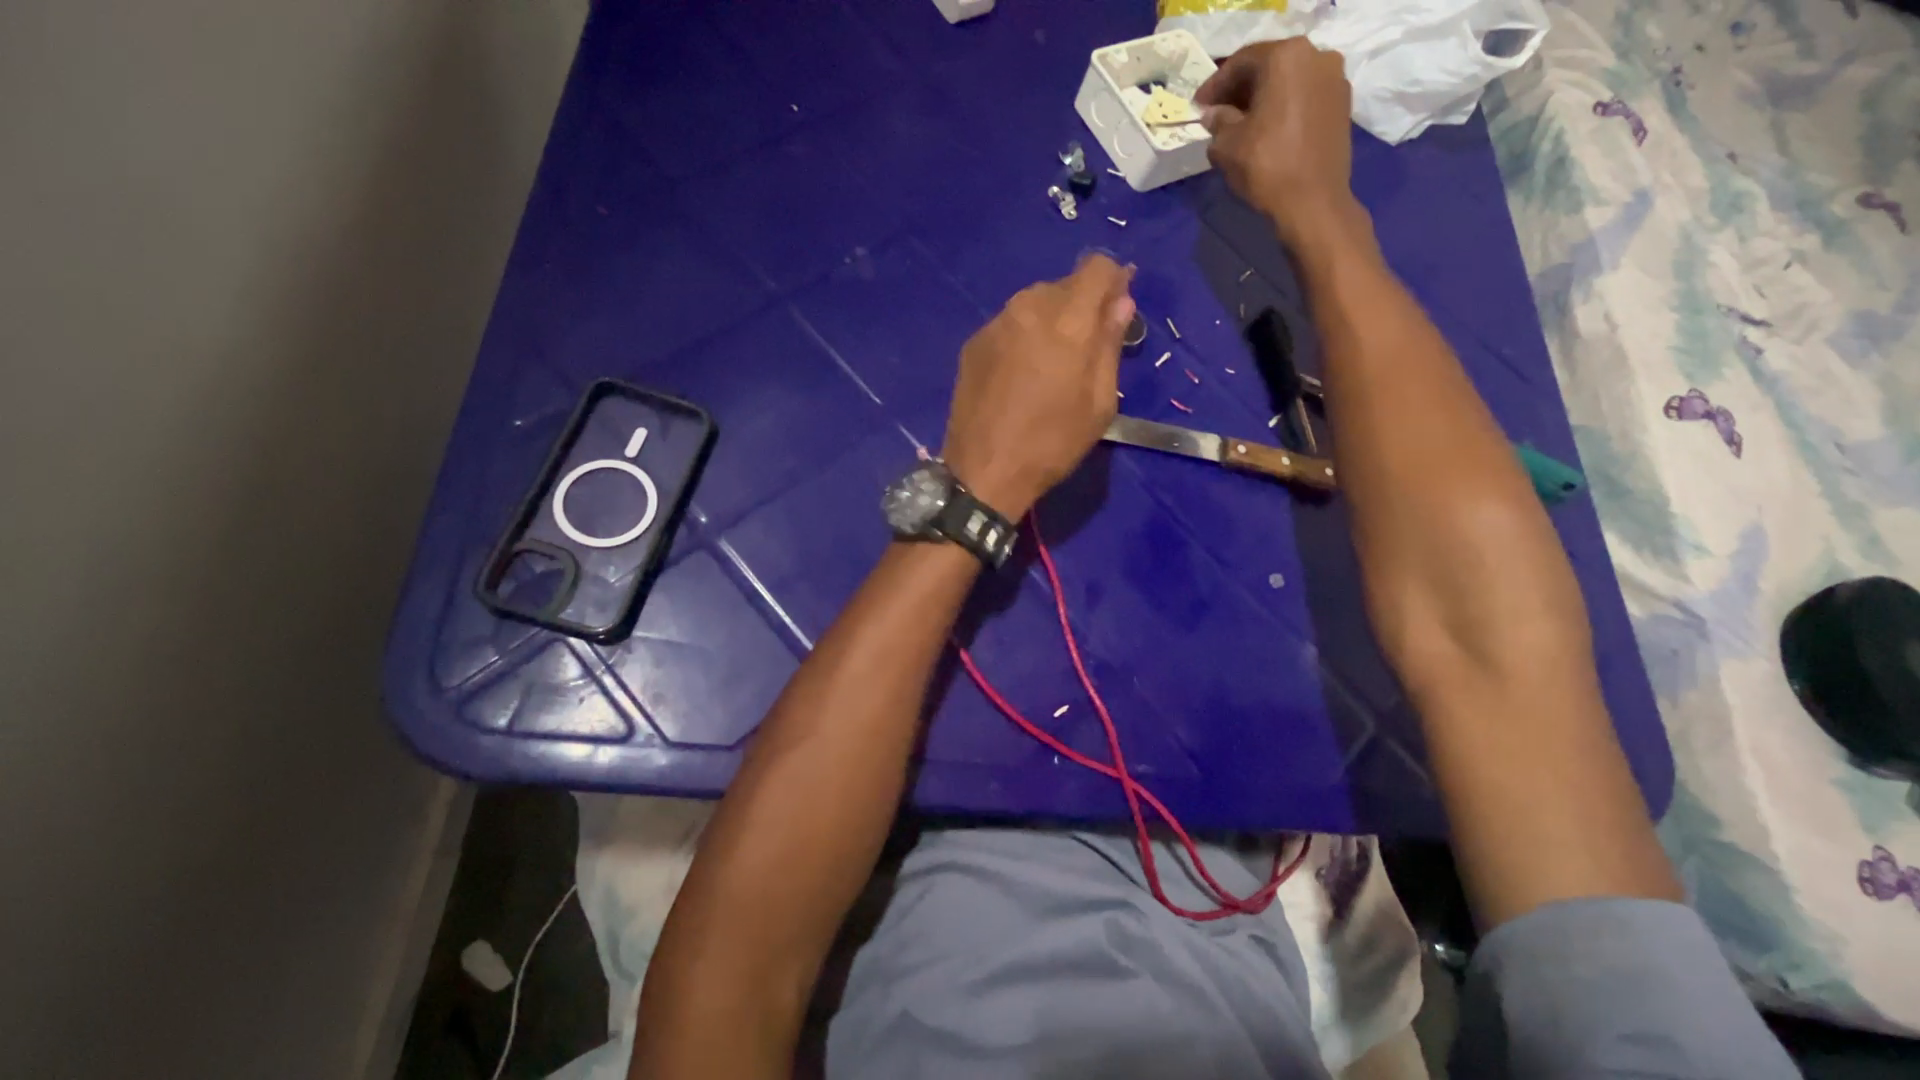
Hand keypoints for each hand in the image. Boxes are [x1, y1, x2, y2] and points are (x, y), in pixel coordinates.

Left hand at [941, 254, 1134, 518]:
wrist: (984, 472)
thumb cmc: (1053, 443)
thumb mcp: (1099, 402)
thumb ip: (1110, 344)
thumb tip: (1121, 302)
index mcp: (1067, 320)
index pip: (1097, 267)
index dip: (1113, 281)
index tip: (1117, 308)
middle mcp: (1028, 308)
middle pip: (1064, 284)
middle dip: (1082, 304)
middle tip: (1086, 346)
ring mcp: (995, 324)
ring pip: (1033, 302)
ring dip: (1050, 319)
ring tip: (1052, 364)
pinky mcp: (973, 343)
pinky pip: (1009, 324)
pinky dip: (1023, 336)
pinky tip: (1021, 374)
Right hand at [1197, 38, 1361, 251]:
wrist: (1313, 203)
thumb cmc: (1266, 166)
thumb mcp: (1227, 144)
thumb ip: (1217, 121)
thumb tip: (1215, 115)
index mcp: (1285, 57)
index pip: (1241, 62)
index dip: (1215, 85)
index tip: (1198, 106)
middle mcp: (1316, 57)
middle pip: (1268, 67)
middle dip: (1240, 89)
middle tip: (1217, 112)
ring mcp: (1334, 80)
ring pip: (1288, 81)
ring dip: (1262, 98)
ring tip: (1240, 122)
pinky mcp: (1342, 105)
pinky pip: (1304, 96)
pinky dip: (1283, 107)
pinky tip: (1266, 129)